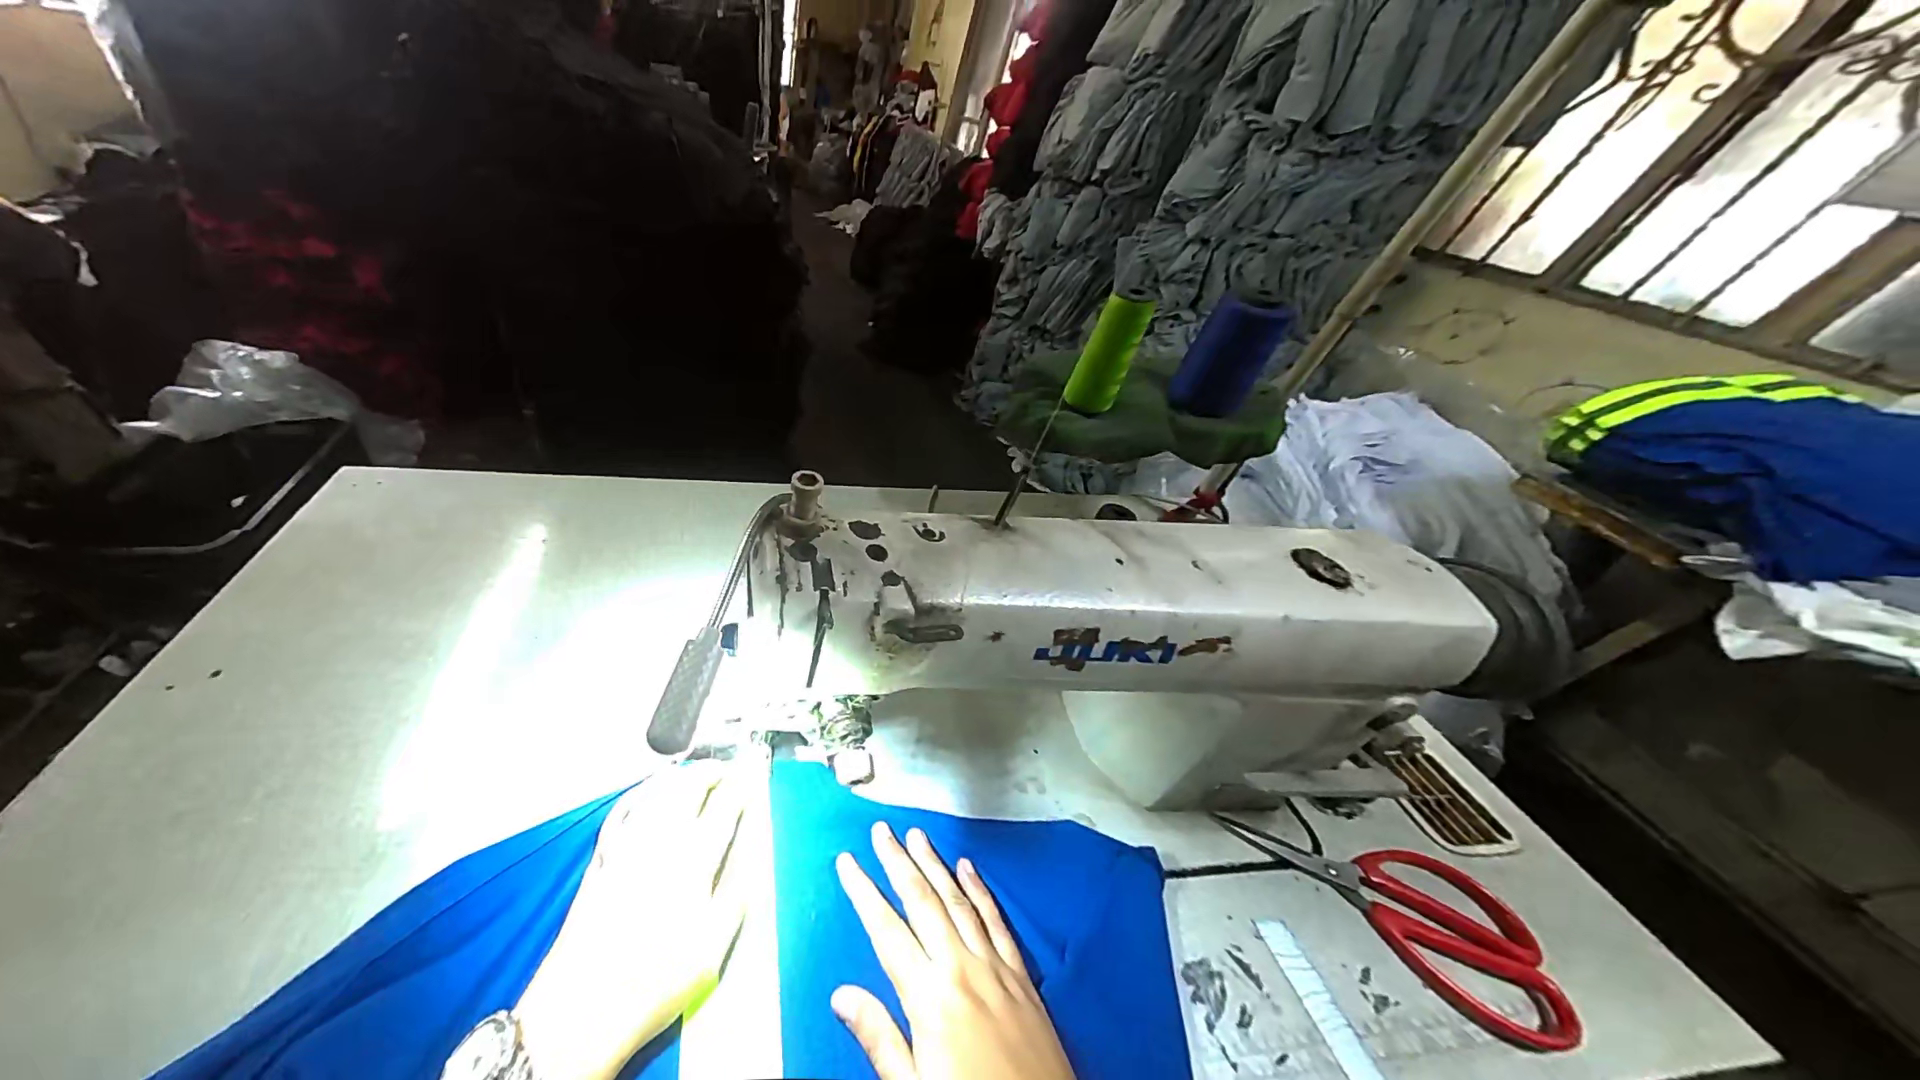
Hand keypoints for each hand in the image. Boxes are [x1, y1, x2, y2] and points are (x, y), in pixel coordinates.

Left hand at [513, 761, 748, 1079]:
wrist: (579, 1013)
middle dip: (710, 773)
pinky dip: (641, 797)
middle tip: (727, 768)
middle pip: (687, 792)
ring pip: (655, 798)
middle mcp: (658, 848)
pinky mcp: (600, 866)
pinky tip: (647, 795)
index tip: (755, 770)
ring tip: (694, 773)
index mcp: (692, 863)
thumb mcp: (713, 945)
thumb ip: (737, 890)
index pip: (725, 806)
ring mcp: (625, 853)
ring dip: (679, 779)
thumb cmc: (654, 983)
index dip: (744, 782)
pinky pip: (624, 816)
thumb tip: (754, 849)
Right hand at [833, 823, 1075, 1079]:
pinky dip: (980, 891)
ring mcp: (994, 968)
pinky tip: (968, 869)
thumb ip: (879, 1037)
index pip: (887, 930)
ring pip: (958, 901)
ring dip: (935, 865)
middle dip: (898, 862)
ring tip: (918, 837)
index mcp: (929, 997)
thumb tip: (843, 996)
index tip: (848, 864)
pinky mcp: (1020, 976)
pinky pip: (996, 921)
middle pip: (922, 902)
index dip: (864, 893)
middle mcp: (962, 970)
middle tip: (882, 832)